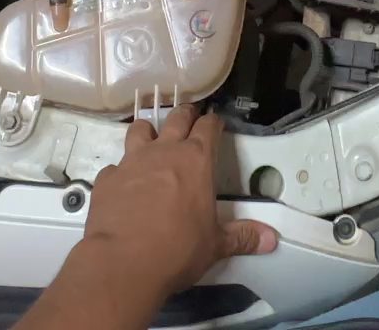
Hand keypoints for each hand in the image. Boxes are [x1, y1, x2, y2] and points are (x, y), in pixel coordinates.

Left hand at [82, 105, 279, 298]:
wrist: (122, 263)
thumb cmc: (177, 249)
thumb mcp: (215, 245)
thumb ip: (242, 237)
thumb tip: (271, 239)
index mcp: (196, 159)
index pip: (209, 126)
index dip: (213, 123)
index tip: (216, 125)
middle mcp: (165, 151)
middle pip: (177, 117)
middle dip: (185, 115)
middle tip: (189, 120)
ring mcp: (133, 161)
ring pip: (140, 129)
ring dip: (148, 132)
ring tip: (151, 142)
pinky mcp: (107, 179)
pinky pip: (114, 167)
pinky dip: (120, 173)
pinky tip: (123, 186)